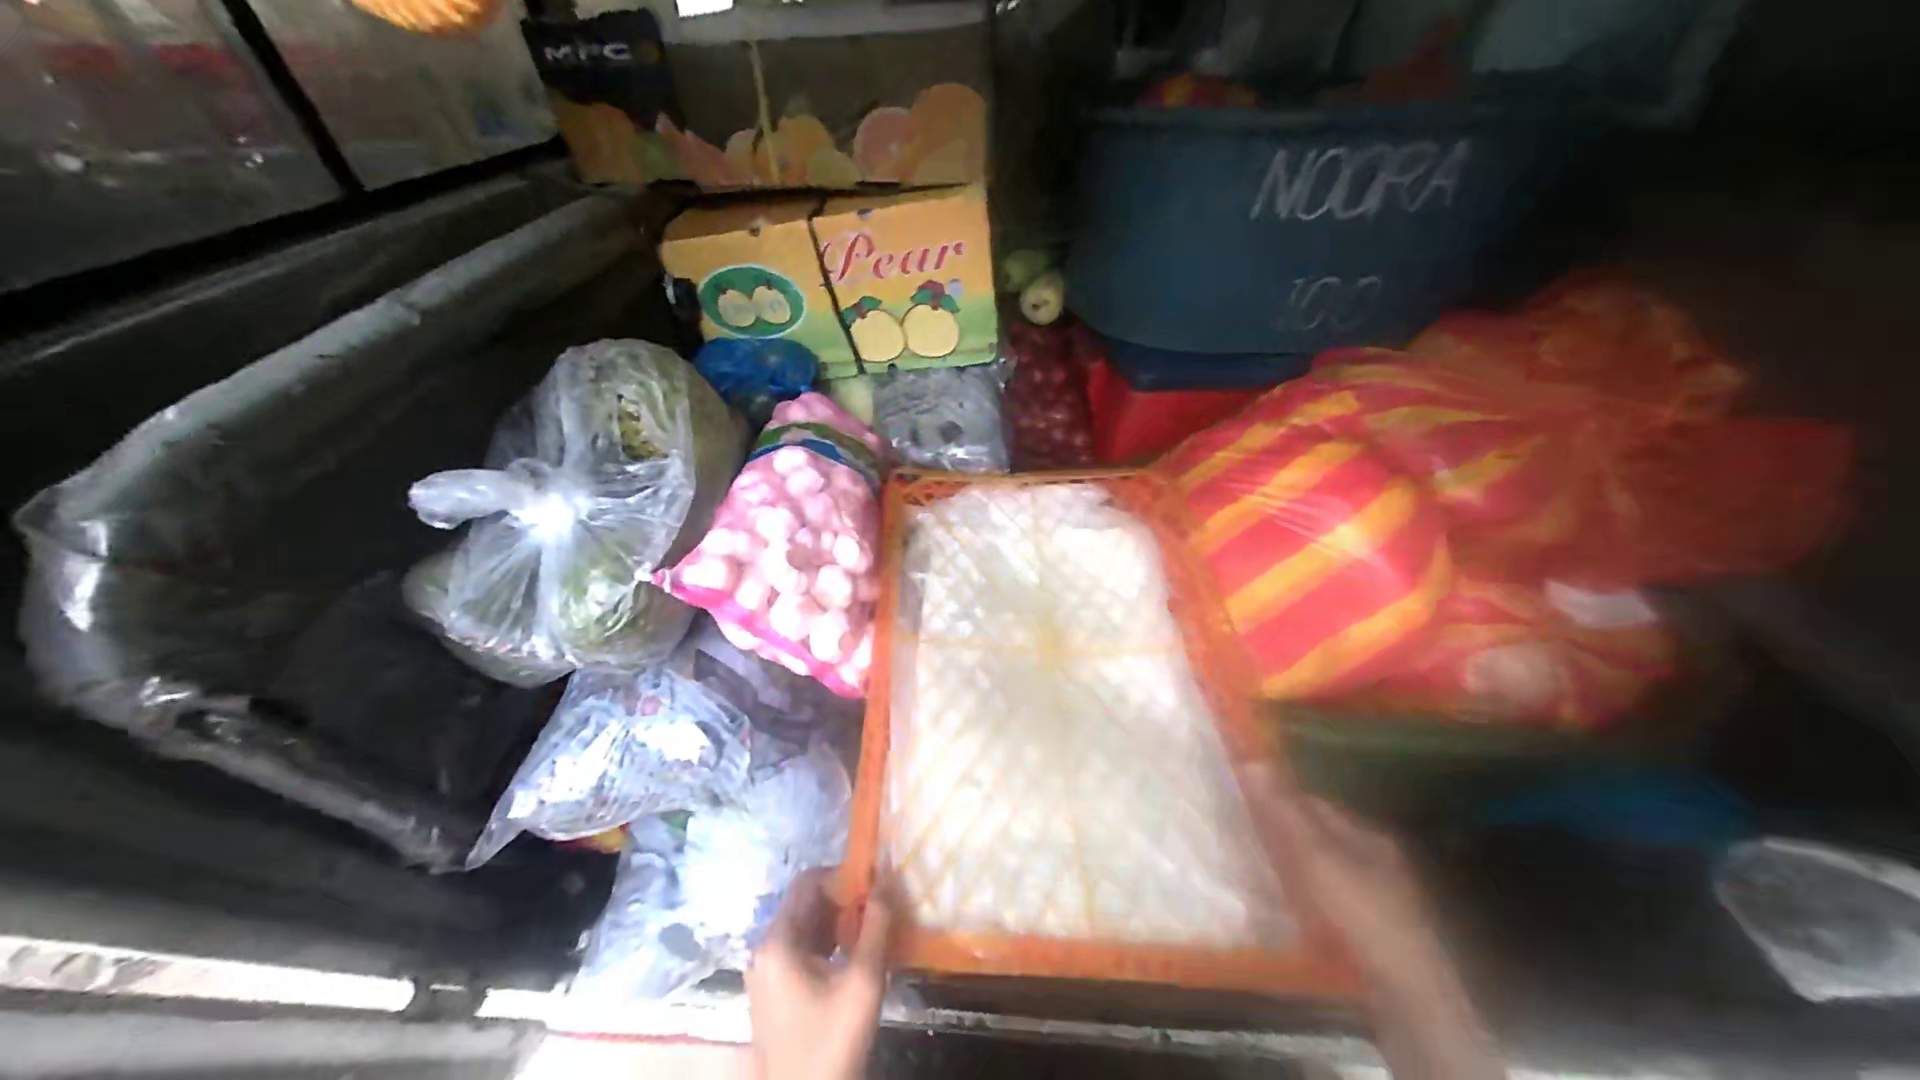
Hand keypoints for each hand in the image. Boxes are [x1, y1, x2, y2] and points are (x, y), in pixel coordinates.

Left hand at [746, 869, 895, 1079]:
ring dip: (838, 922)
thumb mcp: (863, 981)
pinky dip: (828, 944)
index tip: (875, 888)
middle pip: (805, 903)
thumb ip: (877, 924)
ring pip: (805, 926)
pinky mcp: (773, 992)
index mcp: (778, 941)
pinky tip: (855, 958)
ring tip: (873, 933)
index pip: (808, 882)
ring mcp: (765, 972)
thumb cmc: (832, 1043)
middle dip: (844, 900)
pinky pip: (801, 950)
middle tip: (879, 911)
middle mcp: (764, 949)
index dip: (843, 876)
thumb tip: (887, 876)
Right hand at [1238, 765, 1504, 1079]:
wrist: (1408, 994)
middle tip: (1245, 837)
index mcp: (1370, 837)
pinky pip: (1331, 903)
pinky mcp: (1374, 932)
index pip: (1316, 804)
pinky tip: (1288, 910)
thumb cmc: (1360, 912)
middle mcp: (1379, 861)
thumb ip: (1284, 812)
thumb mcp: (1316, 857)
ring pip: (1326, 870)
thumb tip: (1253, 760)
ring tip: (1259, 872)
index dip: (1280, 799)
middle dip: (1286, 834)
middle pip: (1322, 836)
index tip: (1244, 803)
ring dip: (1296, 869)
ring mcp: (1379, 899)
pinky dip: (1308, 900)